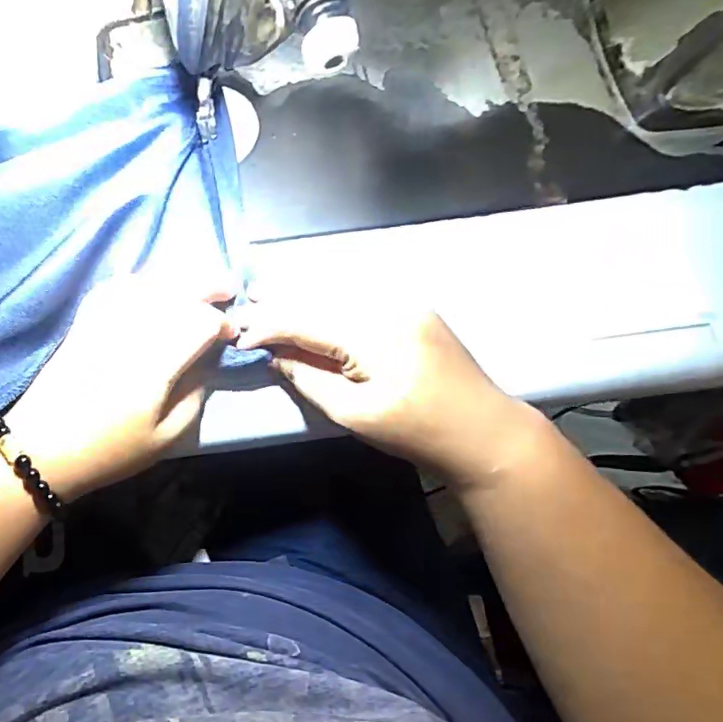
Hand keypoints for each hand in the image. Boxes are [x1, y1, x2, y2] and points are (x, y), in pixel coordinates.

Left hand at [4, 273, 236, 501]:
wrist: (43, 447)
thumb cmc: (109, 450)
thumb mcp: (165, 437)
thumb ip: (195, 396)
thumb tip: (207, 363)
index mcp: (157, 361)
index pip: (201, 322)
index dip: (223, 323)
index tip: (231, 336)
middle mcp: (133, 329)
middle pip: (178, 289)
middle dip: (208, 285)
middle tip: (228, 289)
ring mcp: (105, 319)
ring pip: (149, 280)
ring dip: (179, 277)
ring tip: (197, 284)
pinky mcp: (84, 319)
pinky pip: (116, 285)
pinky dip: (139, 279)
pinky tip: (149, 285)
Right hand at [235, 298, 548, 490]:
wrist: (483, 430)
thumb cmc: (416, 432)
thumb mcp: (354, 415)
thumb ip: (310, 379)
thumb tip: (275, 355)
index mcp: (373, 335)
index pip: (307, 321)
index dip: (270, 325)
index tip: (239, 333)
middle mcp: (389, 306)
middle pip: (322, 297)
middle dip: (282, 300)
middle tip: (246, 300)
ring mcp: (406, 303)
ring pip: (342, 289)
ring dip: (305, 292)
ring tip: (268, 291)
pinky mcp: (415, 309)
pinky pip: (363, 294)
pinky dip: (332, 295)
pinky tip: (313, 294)